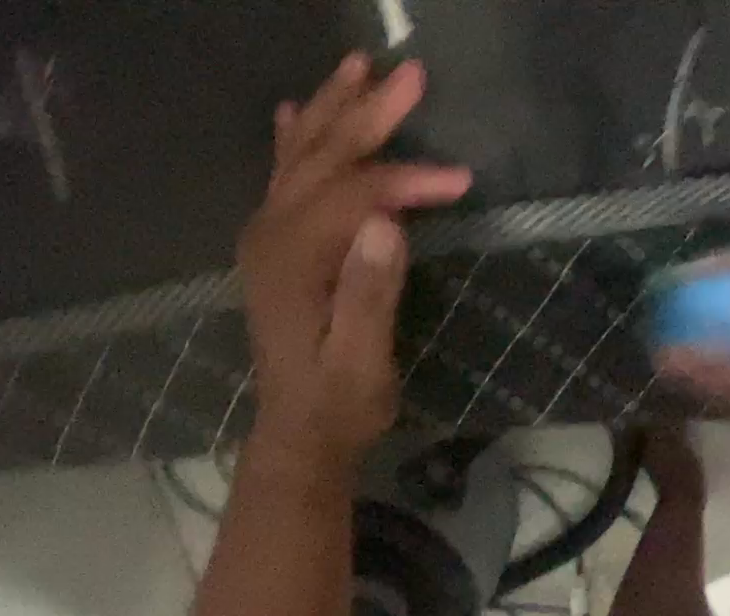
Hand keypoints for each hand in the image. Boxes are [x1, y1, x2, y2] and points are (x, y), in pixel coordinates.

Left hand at [237, 55, 470, 477]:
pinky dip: (293, 141)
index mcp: (295, 260)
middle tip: (411, 75)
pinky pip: (283, 179)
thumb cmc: (340, 405)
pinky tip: (293, 115)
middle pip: (324, 157)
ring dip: (331, 110)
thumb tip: (388, 223)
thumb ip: (369, 293)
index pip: (356, 196)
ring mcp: (268, 238)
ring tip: (358, 68)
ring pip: (300, 156)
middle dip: (369, 115)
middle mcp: (272, 234)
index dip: (408, 182)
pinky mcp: (276, 249)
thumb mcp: (363, 361)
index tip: (461, 181)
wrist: (300, 434)